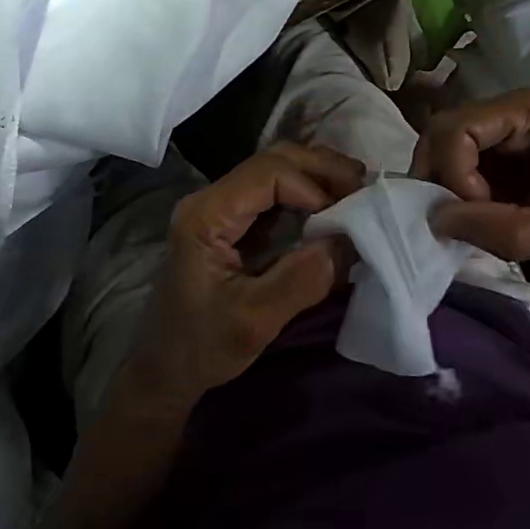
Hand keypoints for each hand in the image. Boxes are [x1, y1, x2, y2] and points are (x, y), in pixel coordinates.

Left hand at [119, 143, 364, 411]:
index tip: (347, 218)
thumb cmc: (201, 346)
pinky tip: (332, 209)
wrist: (164, 367)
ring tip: (356, 194)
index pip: (268, 174)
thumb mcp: (255, 320)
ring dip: (315, 177)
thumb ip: (302, 279)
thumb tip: (348, 241)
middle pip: (271, 161)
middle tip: (366, 188)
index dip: (313, 187)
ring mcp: (217, 209)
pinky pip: (271, 195)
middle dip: (320, 169)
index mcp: (205, 215)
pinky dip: (305, 195)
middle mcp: (209, 200)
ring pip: (272, 172)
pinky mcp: (229, 224)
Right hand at [413, 88, 529, 279]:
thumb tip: (432, 219)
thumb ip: (493, 228)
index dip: (454, 171)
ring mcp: (504, 131)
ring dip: (446, 188)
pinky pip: (457, 166)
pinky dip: (455, 194)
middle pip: (443, 132)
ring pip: (444, 150)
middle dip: (441, 177)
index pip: (458, 128)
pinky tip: (475, 217)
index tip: (477, 211)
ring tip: (469, 221)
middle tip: (454, 218)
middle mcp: (511, 110)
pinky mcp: (500, 154)